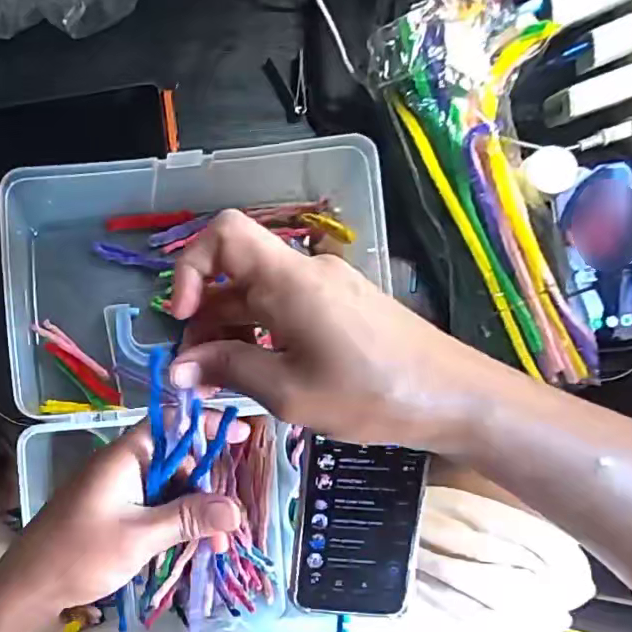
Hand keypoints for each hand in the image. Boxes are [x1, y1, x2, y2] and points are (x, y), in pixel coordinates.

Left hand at [0, 413, 247, 611]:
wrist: (30, 586)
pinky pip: (151, 508)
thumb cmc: (81, 554)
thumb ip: (187, 518)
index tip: (242, 432)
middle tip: (228, 524)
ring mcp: (115, 490)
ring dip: (191, 513)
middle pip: (175, 463)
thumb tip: (236, 509)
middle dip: (205, 490)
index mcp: (124, 457)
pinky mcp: (111, 513)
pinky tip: (189, 548)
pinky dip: (171, 523)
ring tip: (214, 546)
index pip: (171, 425)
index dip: (206, 425)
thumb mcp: (140, 536)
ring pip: (166, 490)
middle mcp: (121, 467)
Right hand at [166, 209, 514, 451]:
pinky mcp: (338, 308)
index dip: (190, 267)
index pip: (223, 234)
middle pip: (234, 276)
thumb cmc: (371, 394)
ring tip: (222, 385)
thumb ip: (228, 370)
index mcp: (290, 281)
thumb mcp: (288, 391)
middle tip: (196, 376)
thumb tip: (176, 369)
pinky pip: (282, 312)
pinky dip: (258, 339)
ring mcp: (324, 289)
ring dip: (229, 336)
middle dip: (204, 322)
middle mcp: (304, 273)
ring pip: (256, 299)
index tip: (183, 318)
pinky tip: (258, 376)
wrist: (454, 398)